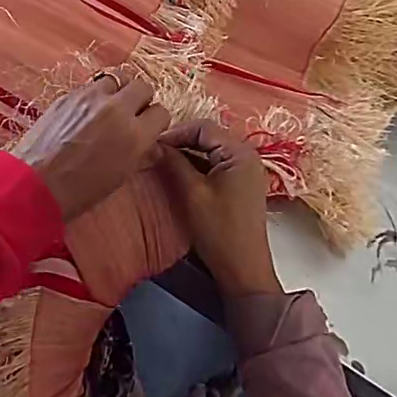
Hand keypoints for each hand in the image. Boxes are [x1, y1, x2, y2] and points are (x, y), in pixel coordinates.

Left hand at [10, 75, 171, 221]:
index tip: (147, 128)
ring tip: (108, 107)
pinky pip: (90, 86)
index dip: (155, 121)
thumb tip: (153, 147)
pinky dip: (93, 95)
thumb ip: (141, 155)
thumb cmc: (81, 190)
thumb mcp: (120, 176)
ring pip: (116, 78)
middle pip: (142, 87)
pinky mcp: (68, 96)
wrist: (36, 183)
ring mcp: (90, 98)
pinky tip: (84, 112)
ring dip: (117, 90)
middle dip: (140, 99)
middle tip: (131, 114)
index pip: (161, 112)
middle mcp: (117, 109)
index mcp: (135, 134)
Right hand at [154, 121, 280, 296]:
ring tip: (159, 161)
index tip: (150, 143)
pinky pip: (213, 164)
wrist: (242, 268)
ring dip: (185, 153)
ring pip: (208, 150)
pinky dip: (194, 165)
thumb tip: (153, 143)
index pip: (202, 128)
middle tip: (152, 151)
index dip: (175, 132)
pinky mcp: (239, 184)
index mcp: (240, 153)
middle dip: (179, 141)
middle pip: (207, 136)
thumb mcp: (192, 192)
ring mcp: (244, 171)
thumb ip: (173, 162)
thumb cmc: (219, 229)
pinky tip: (175, 173)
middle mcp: (246, 156)